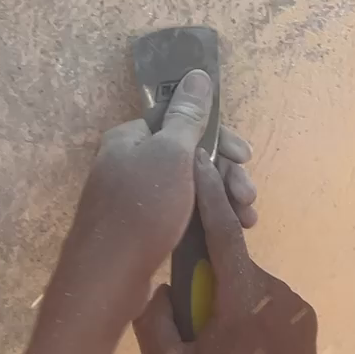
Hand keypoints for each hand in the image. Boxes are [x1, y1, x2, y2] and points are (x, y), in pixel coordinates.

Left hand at [46, 70, 257, 339]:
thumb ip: (188, 116)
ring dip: (223, 197)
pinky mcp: (142, 228)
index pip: (182, 122)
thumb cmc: (141, 210)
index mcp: (132, 138)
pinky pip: (182, 211)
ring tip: (247, 219)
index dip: (219, 137)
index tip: (245, 157)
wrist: (106, 280)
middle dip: (226, 173)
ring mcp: (136, 197)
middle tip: (248, 196)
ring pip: (190, 186)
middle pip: (190, 155)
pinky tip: (230, 230)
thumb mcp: (171, 155)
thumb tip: (197, 73)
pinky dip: (208, 217)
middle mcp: (131, 162)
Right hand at [132, 149, 325, 353]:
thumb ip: (153, 321)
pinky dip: (245, 309)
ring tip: (212, 340)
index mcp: (240, 297)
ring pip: (246, 283)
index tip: (197, 158)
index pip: (222, 230)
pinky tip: (237, 348)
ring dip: (225, 295)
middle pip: (230, 260)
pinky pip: (264, 300)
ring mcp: (294, 304)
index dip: (208, 192)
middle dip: (206, 270)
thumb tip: (155, 286)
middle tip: (187, 308)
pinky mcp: (304, 320)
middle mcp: (273, 289)